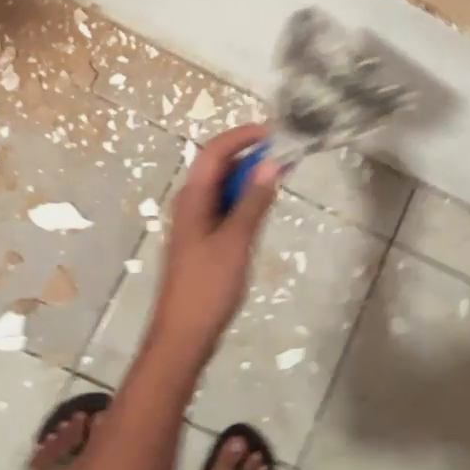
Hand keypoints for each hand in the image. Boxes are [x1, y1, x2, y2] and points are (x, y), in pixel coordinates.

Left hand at [148, 124, 280, 363]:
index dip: (244, 135)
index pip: (216, 150)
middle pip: (219, 164)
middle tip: (286, 155)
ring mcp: (196, 220)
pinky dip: (245, 199)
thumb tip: (272, 163)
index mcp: (193, 197)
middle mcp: (191, 202)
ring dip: (250, 176)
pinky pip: (225, 205)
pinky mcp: (204, 238)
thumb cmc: (207, 287)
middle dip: (251, 154)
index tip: (276, 133)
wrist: (183, 336)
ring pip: (224, 185)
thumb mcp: (235, 241)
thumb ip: (254, 201)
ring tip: (281, 175)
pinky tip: (264, 207)